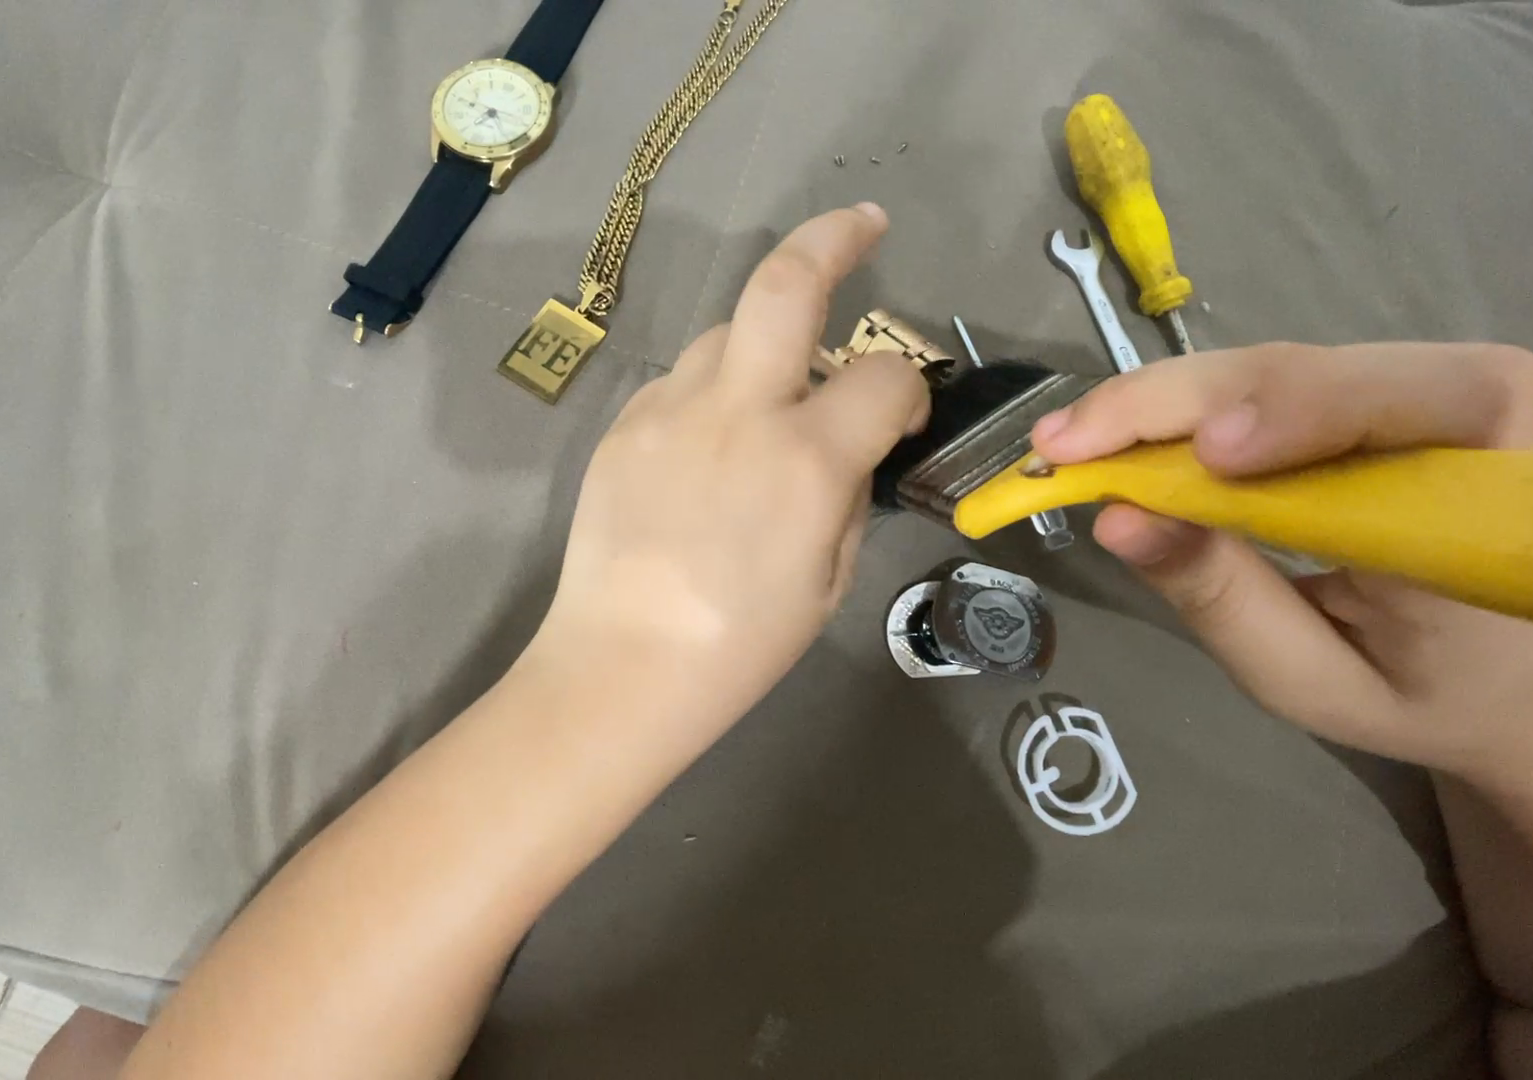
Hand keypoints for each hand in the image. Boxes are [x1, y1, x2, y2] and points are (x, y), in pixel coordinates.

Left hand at [535, 205, 928, 726]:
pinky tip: (705, 450)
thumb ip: (848, 493)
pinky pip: (681, 384)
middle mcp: (739, 410)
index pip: (884, 376)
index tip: (903, 417)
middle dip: (833, 237)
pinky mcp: (624, 425)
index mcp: (807, 458)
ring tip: (769, 396)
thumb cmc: (741, 644)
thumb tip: (848, 448)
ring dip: (761, 347)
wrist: (623, 665)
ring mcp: (669, 409)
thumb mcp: (830, 579)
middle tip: (862, 224)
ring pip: (724, 333)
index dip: (910, 388)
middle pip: (785, 283)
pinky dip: (710, 396)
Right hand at [1031, 342, 1532, 773]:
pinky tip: (1102, 439)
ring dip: (1148, 406)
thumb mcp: (1310, 676)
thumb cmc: (1419, 692)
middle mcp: (1462, 404)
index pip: (1421, 404)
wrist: (1498, 677)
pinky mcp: (1346, 392)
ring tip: (1063, 447)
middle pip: (1301, 370)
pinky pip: (1240, 386)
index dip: (1307, 408)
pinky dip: (1160, 414)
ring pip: (1255, 370)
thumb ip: (1221, 599)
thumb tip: (1113, 520)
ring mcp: (1400, 387)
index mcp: (1496, 496)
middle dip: (1169, 405)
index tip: (1207, 456)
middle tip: (1058, 447)